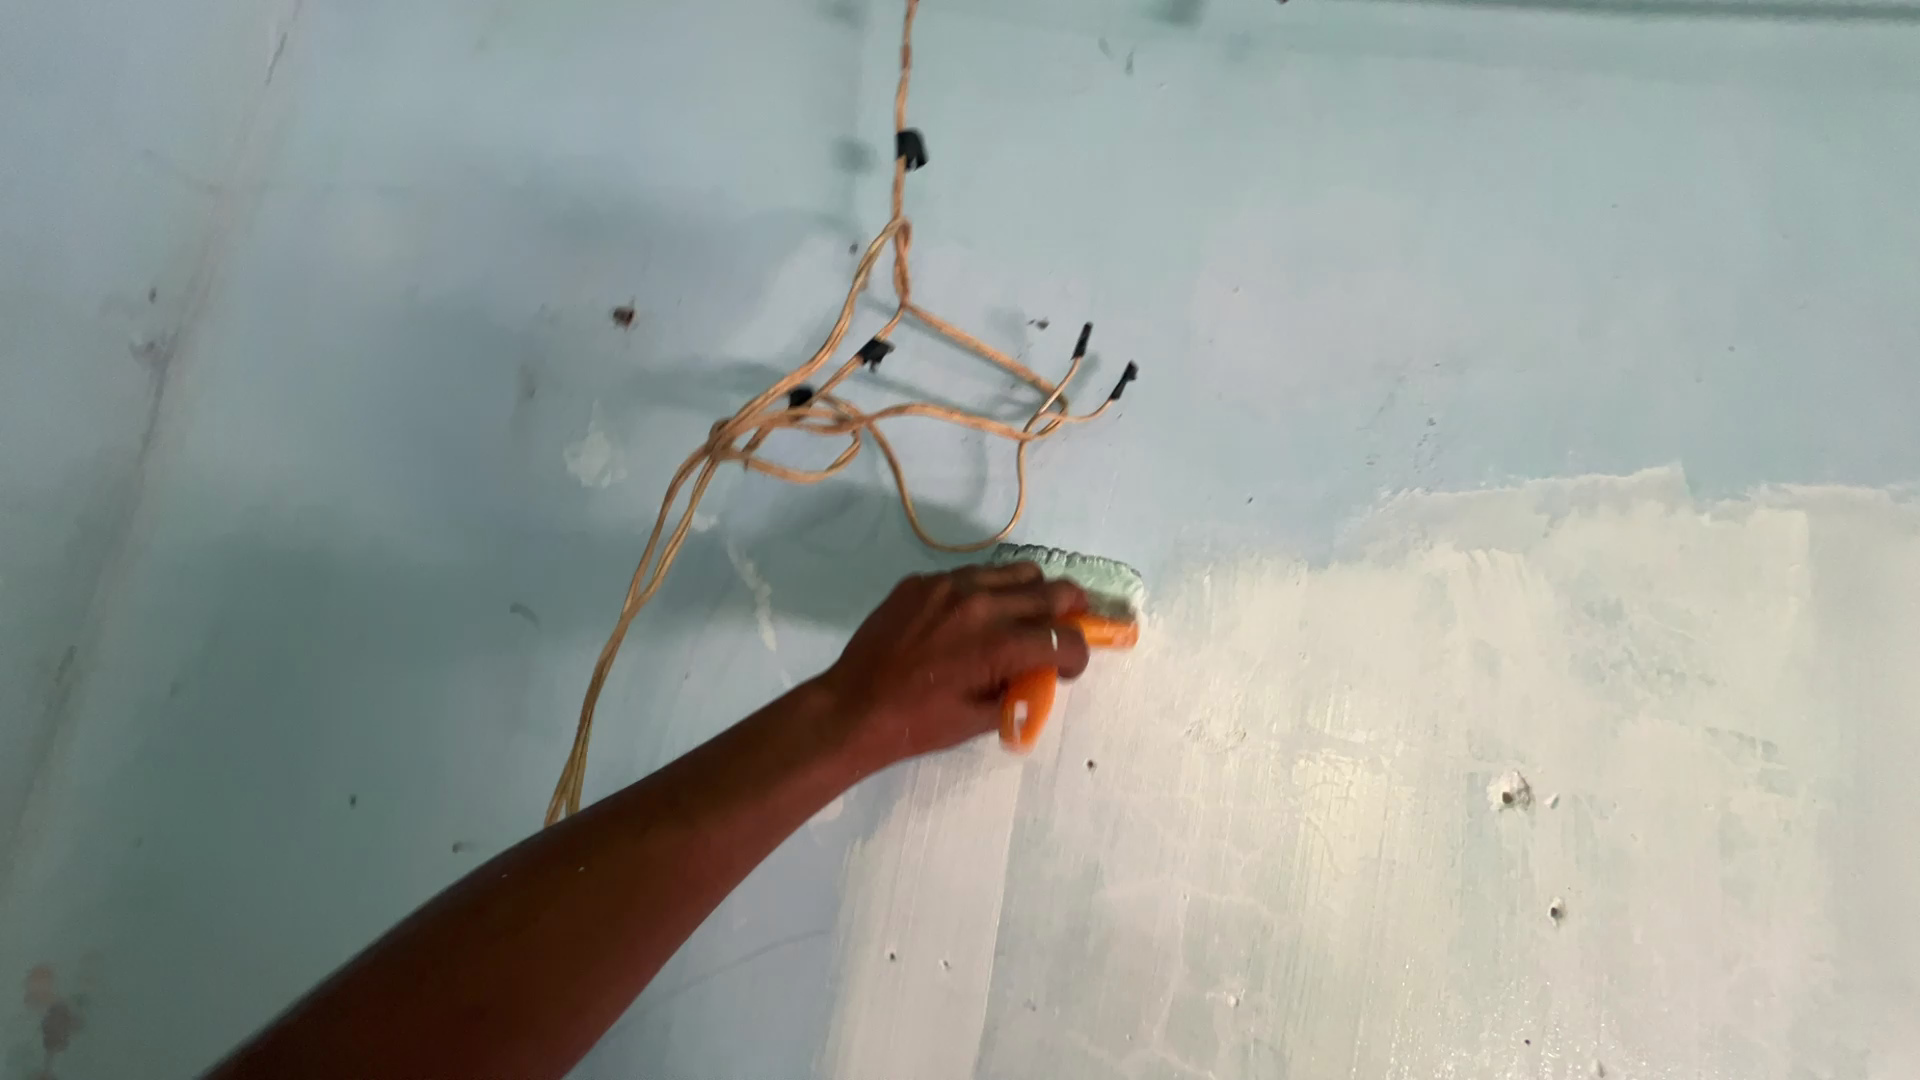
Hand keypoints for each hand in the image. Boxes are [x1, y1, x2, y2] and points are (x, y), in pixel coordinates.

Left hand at [817, 562, 1090, 769]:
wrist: (854, 705)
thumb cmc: (918, 723)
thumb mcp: (980, 719)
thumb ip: (1020, 691)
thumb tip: (1040, 672)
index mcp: (999, 645)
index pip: (1067, 639)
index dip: (1078, 655)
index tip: (1069, 667)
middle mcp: (982, 604)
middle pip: (1053, 591)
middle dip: (1071, 611)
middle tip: (1066, 626)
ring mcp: (950, 585)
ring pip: (1017, 571)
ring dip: (1033, 593)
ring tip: (1024, 614)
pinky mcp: (924, 580)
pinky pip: (973, 574)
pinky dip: (987, 591)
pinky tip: (972, 616)